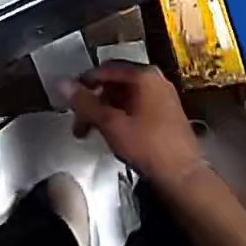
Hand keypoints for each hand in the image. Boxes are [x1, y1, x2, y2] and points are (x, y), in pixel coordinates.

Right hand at [63, 63, 203, 182]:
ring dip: (106, 111)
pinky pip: (137, 106)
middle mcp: (155, 79)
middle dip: (95, 101)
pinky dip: (121, 116)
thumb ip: (86, 103)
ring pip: (126, 96)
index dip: (86, 81)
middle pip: (116, 82)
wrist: (184, 178)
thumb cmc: (147, 146)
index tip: (70, 98)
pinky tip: (113, 136)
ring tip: (92, 134)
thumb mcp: (111, 124)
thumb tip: (61, 83)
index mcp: (144, 75)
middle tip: (79, 124)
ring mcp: (163, 96)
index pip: (107, 68)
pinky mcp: (167, 114)